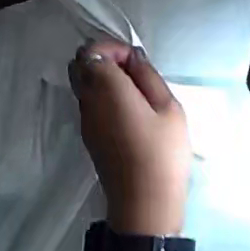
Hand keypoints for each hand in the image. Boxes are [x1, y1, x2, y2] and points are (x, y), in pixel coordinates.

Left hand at [71, 41, 189, 236]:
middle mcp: (87, 99)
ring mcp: (84, 120)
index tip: (139, 63)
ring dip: (103, 80)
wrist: (144, 201)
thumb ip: (149, 76)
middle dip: (104, 60)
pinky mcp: (88, 137)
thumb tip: (134, 58)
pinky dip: (103, 99)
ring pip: (82, 85)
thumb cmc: (163, 153)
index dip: (116, 49)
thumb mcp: (169, 108)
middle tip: (135, 75)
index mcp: (105, 86)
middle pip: (80, 65)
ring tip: (136, 96)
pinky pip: (89, 105)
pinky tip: (129, 114)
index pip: (94, 50)